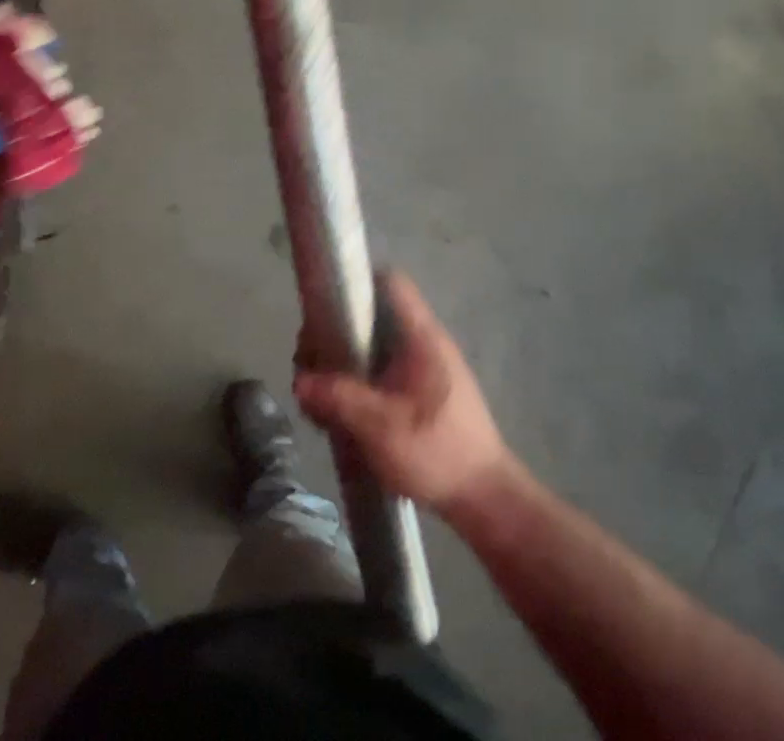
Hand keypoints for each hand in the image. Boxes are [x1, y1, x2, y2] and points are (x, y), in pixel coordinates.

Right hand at [294, 271, 514, 511]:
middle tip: (308, 371)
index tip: (318, 305)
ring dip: (332, 370)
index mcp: (420, 339)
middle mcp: (417, 346)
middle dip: (327, 338)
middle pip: (362, 318)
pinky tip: (333, 418)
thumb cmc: (441, 454)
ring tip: (317, 403)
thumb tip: (299, 381)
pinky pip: (367, 375)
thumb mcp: (384, 427)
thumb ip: (340, 398)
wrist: (484, 500)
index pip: (389, 283)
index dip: (353, 282)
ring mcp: (413, 371)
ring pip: (360, 349)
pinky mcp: (408, 394)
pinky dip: (345, 389)